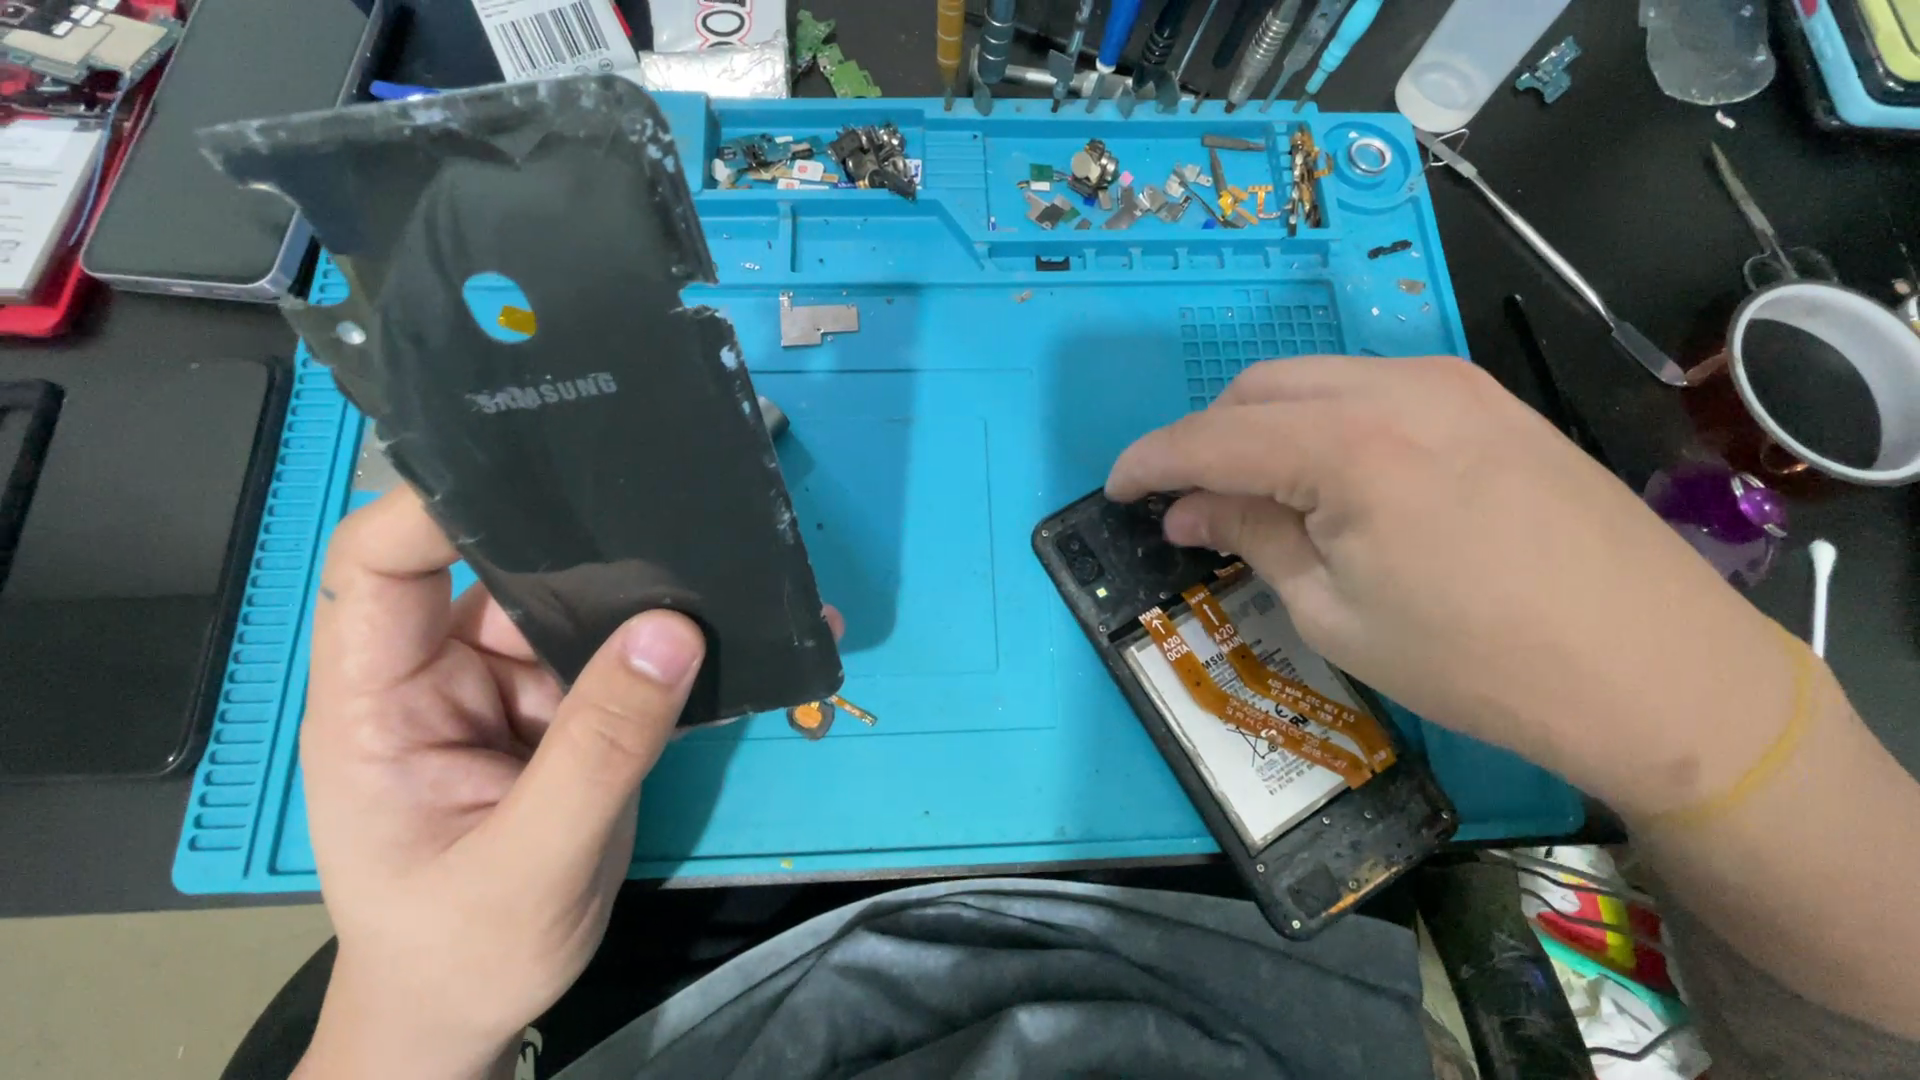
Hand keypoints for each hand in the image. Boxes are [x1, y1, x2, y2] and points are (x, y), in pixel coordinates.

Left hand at [295, 488, 708, 1078]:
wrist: (476, 1012)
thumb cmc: (462, 952)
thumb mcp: (530, 863)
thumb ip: (600, 751)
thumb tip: (673, 632)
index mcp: (380, 701)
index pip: (382, 568)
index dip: (436, 508)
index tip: (535, 469)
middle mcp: (447, 675)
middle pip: (505, 573)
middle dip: (584, 539)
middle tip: (673, 498)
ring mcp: (518, 693)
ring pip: (582, 613)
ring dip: (651, 593)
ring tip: (730, 560)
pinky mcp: (574, 716)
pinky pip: (629, 663)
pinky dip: (681, 650)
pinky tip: (743, 635)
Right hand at [1107, 356, 1788, 814]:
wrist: (1654, 669)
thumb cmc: (1474, 660)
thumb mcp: (1331, 612)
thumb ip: (1251, 536)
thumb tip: (1186, 509)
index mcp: (1348, 445)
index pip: (1212, 436)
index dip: (1150, 461)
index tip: (1114, 489)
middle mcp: (1394, 387)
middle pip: (1257, 390)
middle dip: (1205, 439)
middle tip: (1189, 506)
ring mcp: (1450, 383)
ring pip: (1312, 381)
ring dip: (1261, 429)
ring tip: (1256, 497)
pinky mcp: (1485, 399)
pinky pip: (1368, 391)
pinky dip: (1319, 425)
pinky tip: (1327, 480)